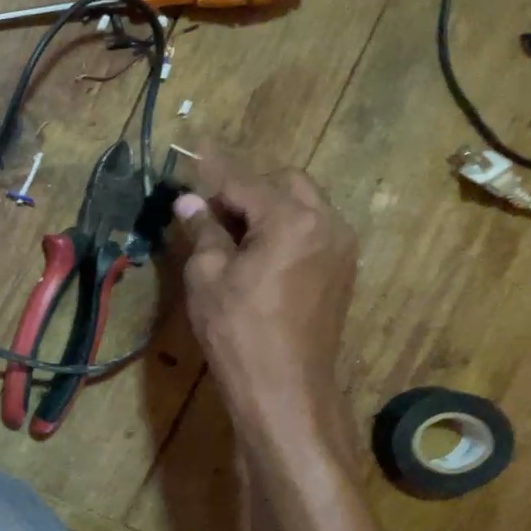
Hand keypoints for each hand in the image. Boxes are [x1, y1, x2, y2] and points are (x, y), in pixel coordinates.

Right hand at [173, 153, 357, 422]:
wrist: (284, 384)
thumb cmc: (238, 328)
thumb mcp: (208, 276)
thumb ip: (203, 232)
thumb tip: (190, 203)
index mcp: (291, 219)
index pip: (244, 181)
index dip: (214, 167)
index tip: (193, 146)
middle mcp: (326, 223)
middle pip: (285, 184)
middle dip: (247, 187)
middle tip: (207, 206)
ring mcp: (340, 248)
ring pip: (303, 206)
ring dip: (267, 208)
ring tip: (228, 230)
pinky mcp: (341, 271)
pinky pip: (311, 231)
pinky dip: (283, 228)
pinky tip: (254, 252)